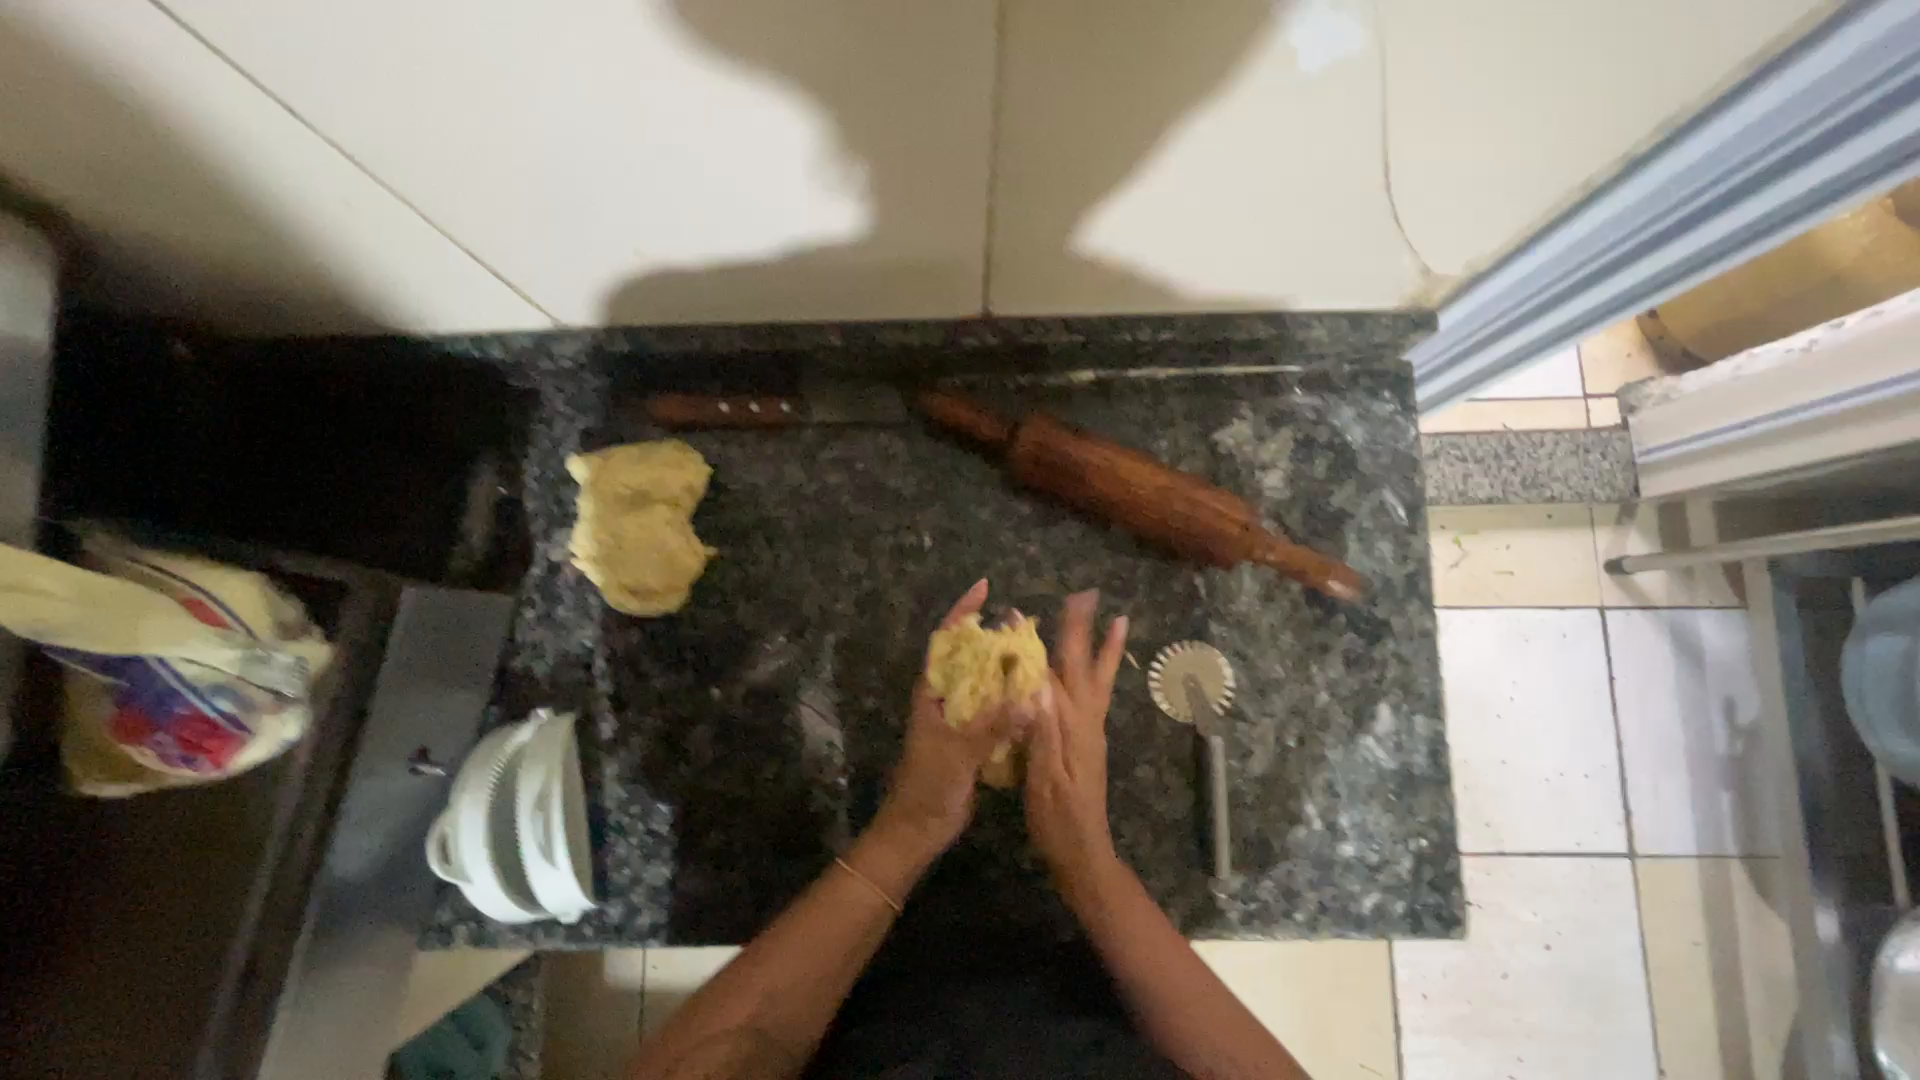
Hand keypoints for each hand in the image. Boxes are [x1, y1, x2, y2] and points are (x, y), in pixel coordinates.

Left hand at [872, 579, 1032, 855]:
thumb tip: (1030, 699)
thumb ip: (992, 727)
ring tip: (1037, 653)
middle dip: (993, 638)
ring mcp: (958, 719)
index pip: (946, 641)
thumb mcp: (958, 754)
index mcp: (932, 693)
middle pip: (968, 657)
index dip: (962, 613)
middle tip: (1025, 624)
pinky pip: (995, 711)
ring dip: (1006, 669)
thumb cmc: (928, 787)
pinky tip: (1038, 696)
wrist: (917, 830)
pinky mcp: (971, 740)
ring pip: (985, 684)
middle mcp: (944, 699)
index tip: (984, 588)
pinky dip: (1014, 702)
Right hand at [1025, 589, 1128, 899]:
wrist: (1084, 851)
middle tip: (1090, 596)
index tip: (1033, 609)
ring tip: (1119, 622)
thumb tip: (1037, 688)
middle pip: (1086, 667)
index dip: (1044, 640)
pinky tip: (1097, 670)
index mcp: (1070, 727)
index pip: (1055, 672)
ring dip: (1105, 648)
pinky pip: (1096, 696)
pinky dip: (1099, 673)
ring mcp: (1092, 732)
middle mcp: (1086, 722)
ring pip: (1099, 680)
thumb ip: (1041, 733)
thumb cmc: (1057, 818)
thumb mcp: (1042, 778)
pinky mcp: (1090, 743)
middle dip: (1086, 630)